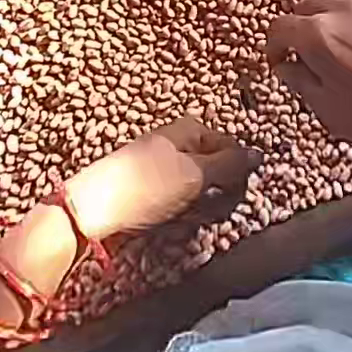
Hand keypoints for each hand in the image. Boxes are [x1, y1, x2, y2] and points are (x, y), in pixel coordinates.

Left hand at [64, 117, 259, 238]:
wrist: (91, 210)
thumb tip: (260, 155)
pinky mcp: (153, 190)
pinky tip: (173, 222)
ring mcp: (165, 167)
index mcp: (190, 129)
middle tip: (208, 209)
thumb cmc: (146, 186)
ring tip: (186, 217)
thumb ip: (230, 165)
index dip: (237, 172)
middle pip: (218, 169)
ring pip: (202, 189)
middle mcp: (179, 143)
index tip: (233, 194)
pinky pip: (182, 200)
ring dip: (201, 206)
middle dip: (219, 192)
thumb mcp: (195, 174)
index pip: (232, 148)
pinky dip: (183, 212)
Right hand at [265, 0, 351, 206]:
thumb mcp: (330, 112)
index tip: (278, 62)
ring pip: (340, 11)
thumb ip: (300, 81)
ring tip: (343, 65)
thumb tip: (287, 67)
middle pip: (308, 10)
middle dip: (301, 33)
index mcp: (320, 35)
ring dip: (332, 30)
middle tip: (306, 62)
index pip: (280, 26)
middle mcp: (347, 11)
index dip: (274, 46)